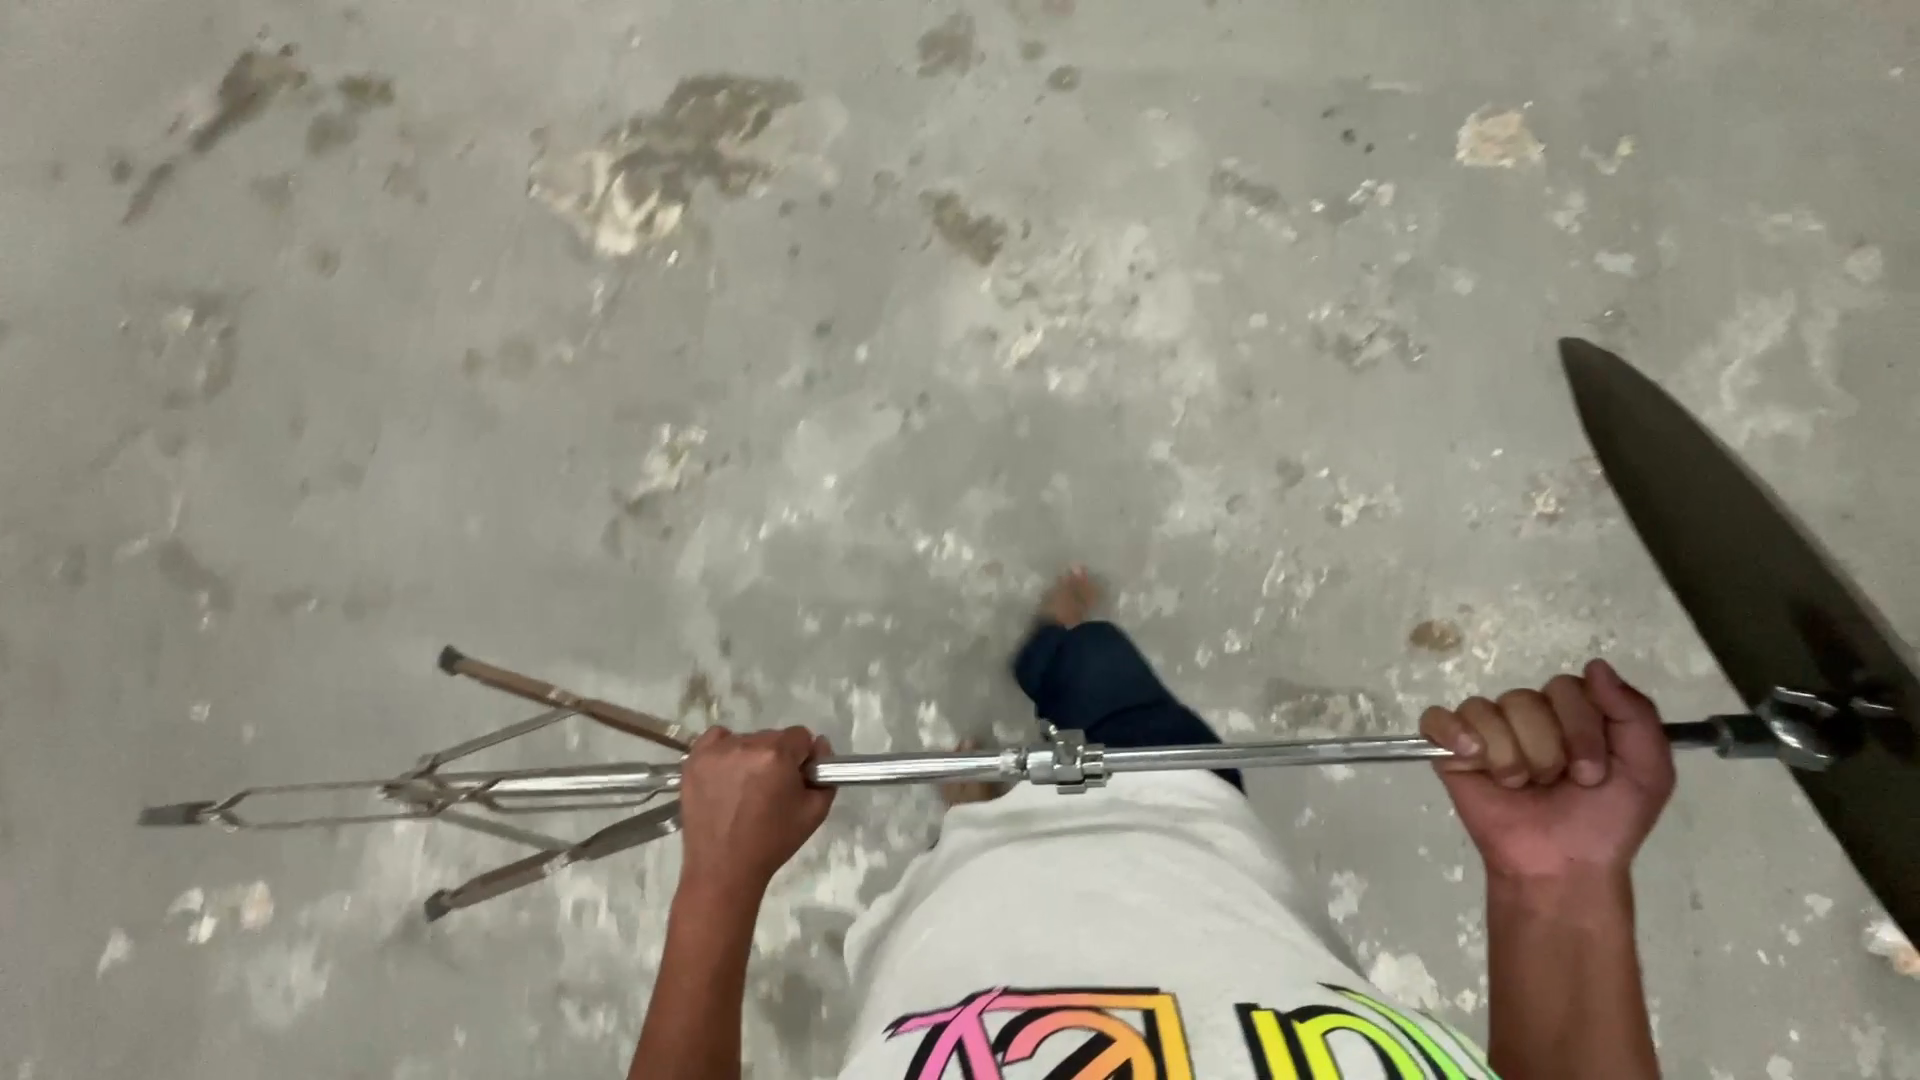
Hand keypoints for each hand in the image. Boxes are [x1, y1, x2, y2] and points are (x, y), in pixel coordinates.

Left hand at [677, 726, 835, 895]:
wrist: (724, 869)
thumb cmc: (773, 842)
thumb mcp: (815, 812)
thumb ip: (825, 774)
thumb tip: (819, 745)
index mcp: (778, 755)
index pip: (800, 736)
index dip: (802, 757)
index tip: (795, 779)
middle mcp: (747, 745)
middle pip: (773, 736)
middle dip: (778, 756)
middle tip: (771, 788)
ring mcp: (717, 752)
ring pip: (747, 739)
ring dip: (752, 755)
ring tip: (746, 787)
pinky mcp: (694, 761)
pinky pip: (716, 738)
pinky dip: (724, 748)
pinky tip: (727, 772)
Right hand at [1421, 659, 1675, 880]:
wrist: (1561, 862)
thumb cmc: (1605, 820)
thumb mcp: (1648, 770)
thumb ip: (1634, 715)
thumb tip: (1596, 665)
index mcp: (1568, 713)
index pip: (1565, 687)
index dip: (1580, 728)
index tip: (1592, 772)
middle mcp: (1523, 714)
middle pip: (1524, 699)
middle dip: (1546, 748)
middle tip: (1555, 783)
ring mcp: (1482, 730)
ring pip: (1486, 711)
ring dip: (1510, 756)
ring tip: (1519, 785)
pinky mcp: (1446, 748)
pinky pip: (1438, 719)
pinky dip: (1454, 734)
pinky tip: (1473, 757)